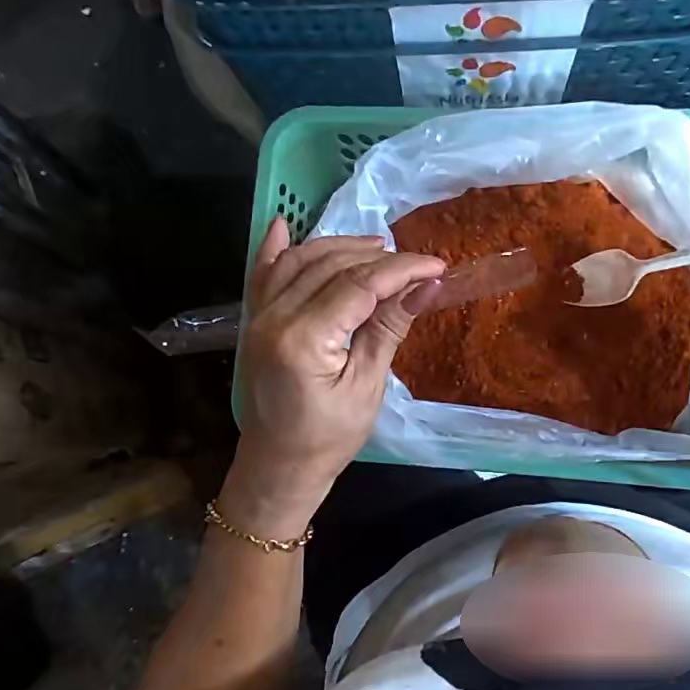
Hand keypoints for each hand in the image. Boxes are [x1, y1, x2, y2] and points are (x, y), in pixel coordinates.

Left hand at [223, 219, 443, 536]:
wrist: (278, 464)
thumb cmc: (328, 438)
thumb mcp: (367, 387)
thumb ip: (388, 328)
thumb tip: (427, 285)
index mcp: (305, 340)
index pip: (360, 285)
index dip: (401, 270)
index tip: (436, 266)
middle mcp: (275, 318)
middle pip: (331, 266)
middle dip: (377, 259)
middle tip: (414, 265)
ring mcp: (258, 317)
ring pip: (299, 260)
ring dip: (338, 247)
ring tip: (376, 247)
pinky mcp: (253, 320)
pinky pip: (262, 273)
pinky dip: (277, 249)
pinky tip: (286, 225)